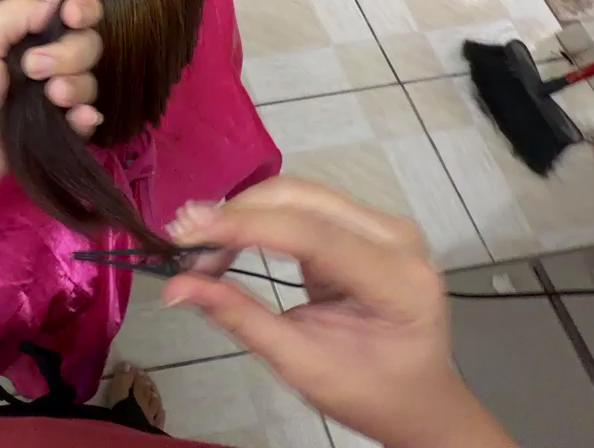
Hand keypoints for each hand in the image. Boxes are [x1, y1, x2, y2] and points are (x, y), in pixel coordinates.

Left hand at [0, 0, 103, 211]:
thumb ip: (17, 12)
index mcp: (8, 31)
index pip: (59, 10)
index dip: (78, 9)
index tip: (72, 17)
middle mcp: (27, 60)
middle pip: (80, 43)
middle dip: (69, 52)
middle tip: (34, 69)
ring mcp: (37, 98)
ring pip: (84, 80)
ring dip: (76, 85)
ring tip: (51, 98)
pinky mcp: (44, 134)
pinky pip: (80, 120)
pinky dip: (85, 117)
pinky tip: (79, 120)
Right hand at [161, 178, 515, 447]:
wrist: (420, 401)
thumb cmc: (369, 392)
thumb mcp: (302, 365)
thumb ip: (240, 317)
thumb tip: (173, 287)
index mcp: (397, 281)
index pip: (310, 235)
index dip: (242, 226)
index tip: (184, 231)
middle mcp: (396, 238)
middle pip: (299, 200)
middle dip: (235, 213)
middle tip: (182, 235)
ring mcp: (382, 224)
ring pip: (294, 192)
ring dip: (240, 210)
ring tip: (198, 238)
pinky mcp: (361, 220)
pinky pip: (299, 202)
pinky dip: (256, 214)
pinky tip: (226, 233)